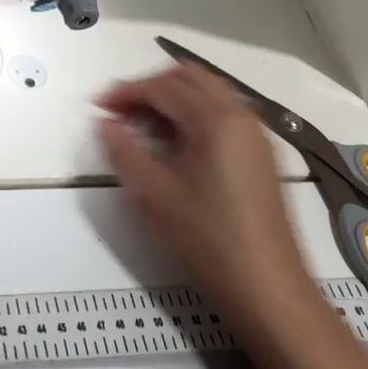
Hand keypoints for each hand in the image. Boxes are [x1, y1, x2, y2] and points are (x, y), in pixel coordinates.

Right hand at [96, 65, 307, 317]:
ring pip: (209, 93)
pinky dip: (194, 114)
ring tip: (143, 128)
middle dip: (150, 87)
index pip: (163, 87)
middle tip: (121, 112)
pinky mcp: (262, 156)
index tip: (98, 107)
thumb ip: (124, 151)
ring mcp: (257, 135)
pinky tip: (175, 146)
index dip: (126, 91)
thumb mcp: (154, 195)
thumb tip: (105, 123)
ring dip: (173, 99)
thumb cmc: (210, 241)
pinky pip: (224, 114)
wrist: (269, 290)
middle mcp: (241, 116)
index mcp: (216, 120)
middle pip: (189, 77)